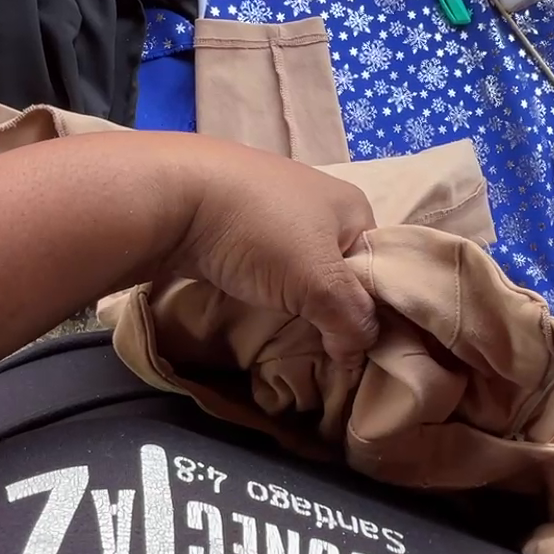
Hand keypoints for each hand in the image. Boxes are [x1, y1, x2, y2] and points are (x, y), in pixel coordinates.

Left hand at [153, 135, 379, 364]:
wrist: (174, 195)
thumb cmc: (260, 232)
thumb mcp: (319, 281)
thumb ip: (351, 321)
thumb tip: (358, 357)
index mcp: (353, 206)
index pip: (379, 270)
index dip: (372, 313)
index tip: (356, 352)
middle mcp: (319, 204)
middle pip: (338, 274)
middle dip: (330, 313)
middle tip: (322, 354)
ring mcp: (275, 212)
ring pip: (299, 274)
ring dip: (295, 307)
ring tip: (289, 341)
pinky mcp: (237, 226)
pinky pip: (265, 270)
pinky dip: (264, 293)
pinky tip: (257, 315)